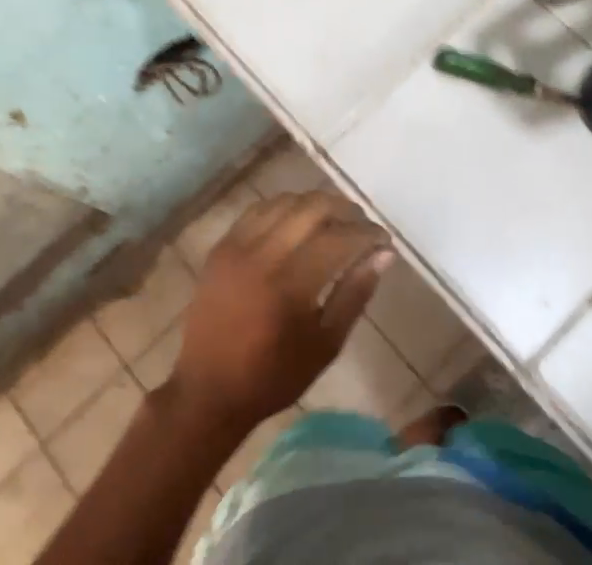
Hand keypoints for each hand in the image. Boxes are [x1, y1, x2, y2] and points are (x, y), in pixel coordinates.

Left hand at [168, 191, 393, 429]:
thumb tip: (383, 254)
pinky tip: (297, 223)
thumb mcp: (326, 344)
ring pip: (284, 201)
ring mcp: (236, 247)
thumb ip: (355, 294)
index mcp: (290, 284)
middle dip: (344, 209)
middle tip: (362, 226)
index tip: (383, 239)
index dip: (367, 233)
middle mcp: (262, 255)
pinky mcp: (220, 247)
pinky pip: (257, 211)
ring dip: (314, 204)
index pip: (338, 238)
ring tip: (333, 221)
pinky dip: (283, 208)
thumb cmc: (273, 376)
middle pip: (311, 207)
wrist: (208, 390)